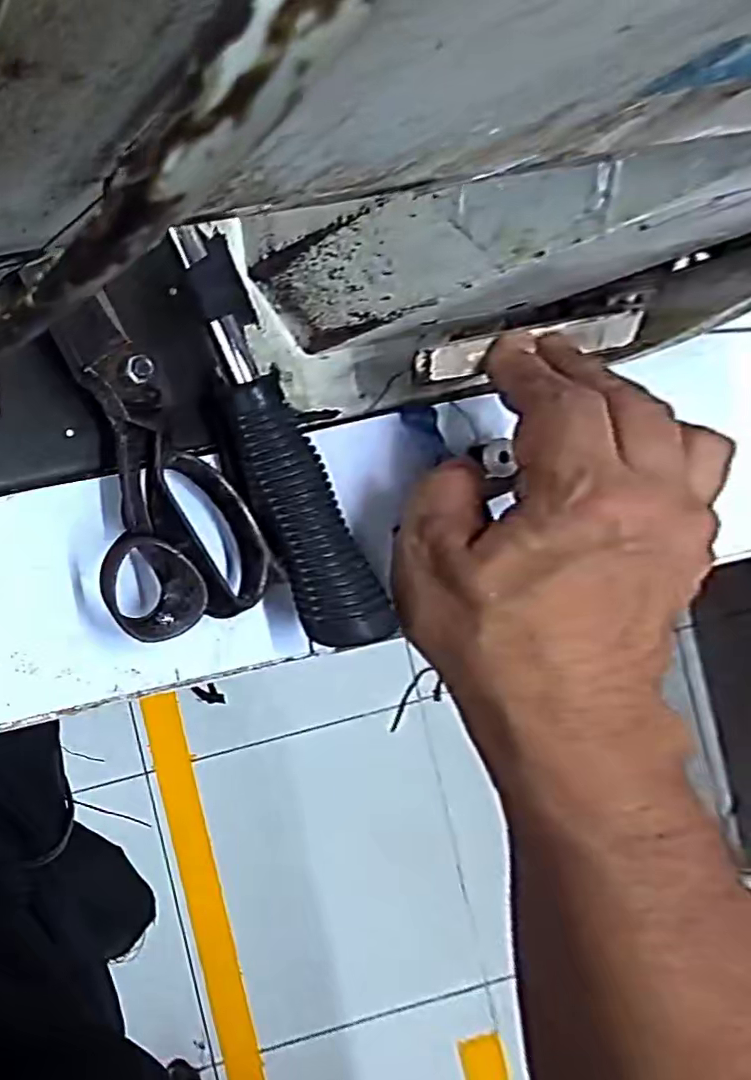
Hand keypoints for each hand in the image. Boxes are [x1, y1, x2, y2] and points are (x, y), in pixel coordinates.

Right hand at [395, 334, 732, 818]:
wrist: (560, 704)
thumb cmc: (501, 645)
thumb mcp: (428, 563)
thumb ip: (439, 499)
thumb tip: (456, 472)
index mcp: (585, 500)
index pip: (564, 408)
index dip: (530, 372)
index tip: (509, 353)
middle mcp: (651, 505)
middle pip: (630, 407)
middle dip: (579, 373)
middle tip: (541, 357)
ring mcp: (678, 528)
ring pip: (679, 430)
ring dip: (629, 400)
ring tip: (588, 392)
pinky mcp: (682, 550)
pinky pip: (695, 469)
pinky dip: (660, 439)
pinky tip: (629, 447)